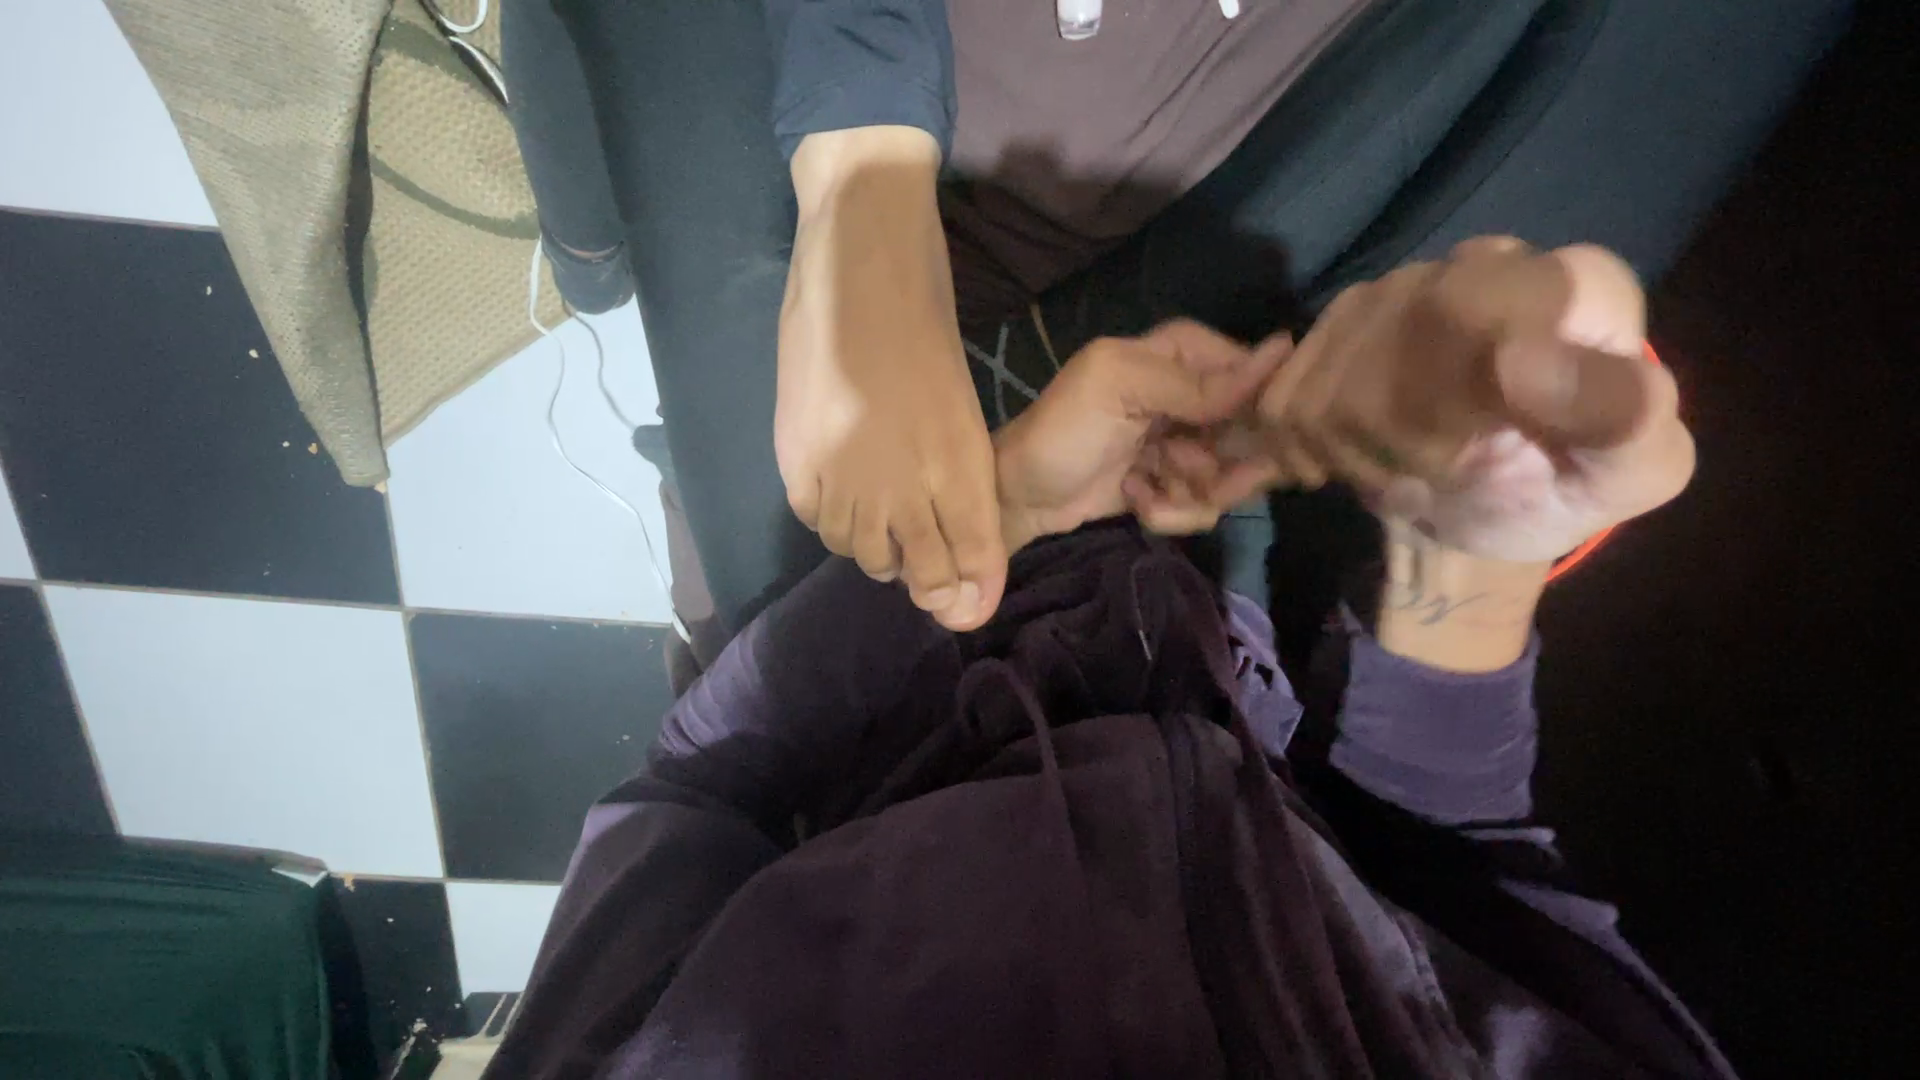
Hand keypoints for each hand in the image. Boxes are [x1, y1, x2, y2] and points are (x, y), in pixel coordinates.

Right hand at [777, 128, 1004, 631]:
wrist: (861, 260)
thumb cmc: (926, 322)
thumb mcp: (961, 406)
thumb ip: (963, 484)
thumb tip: (961, 551)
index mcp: (960, 465)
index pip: (972, 557)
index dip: (971, 591)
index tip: (967, 602)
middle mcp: (904, 482)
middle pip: (917, 569)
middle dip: (928, 580)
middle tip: (924, 563)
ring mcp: (847, 474)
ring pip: (864, 554)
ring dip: (880, 553)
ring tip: (885, 527)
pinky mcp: (796, 459)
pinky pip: (819, 523)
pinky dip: (836, 524)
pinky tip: (845, 501)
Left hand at [995, 321, 1284, 551]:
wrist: (1021, 497)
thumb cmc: (1061, 432)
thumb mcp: (1119, 388)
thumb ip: (1194, 382)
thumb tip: (1280, 354)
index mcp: (1181, 353)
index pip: (1256, 371)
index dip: (1258, 411)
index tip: (1231, 440)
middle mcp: (1192, 394)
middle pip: (1254, 432)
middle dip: (1223, 466)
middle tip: (1180, 471)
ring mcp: (1186, 443)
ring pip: (1233, 475)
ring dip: (1189, 494)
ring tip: (1144, 488)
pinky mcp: (1175, 486)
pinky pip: (1204, 505)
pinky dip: (1170, 512)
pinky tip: (1136, 501)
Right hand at [1130, 239, 1695, 562]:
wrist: (1483, 502)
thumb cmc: (1557, 486)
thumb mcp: (1626, 474)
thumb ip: (1616, 417)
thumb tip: (1521, 360)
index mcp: (1566, 284)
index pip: (1472, 308)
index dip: (1448, 407)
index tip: (1465, 463)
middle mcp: (1471, 265)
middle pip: (1386, 362)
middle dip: (1400, 442)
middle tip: (1434, 474)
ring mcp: (1387, 293)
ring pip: (1325, 390)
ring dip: (1353, 452)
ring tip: (1397, 467)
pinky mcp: (1328, 330)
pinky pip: (1281, 399)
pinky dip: (1303, 448)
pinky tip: (1346, 457)